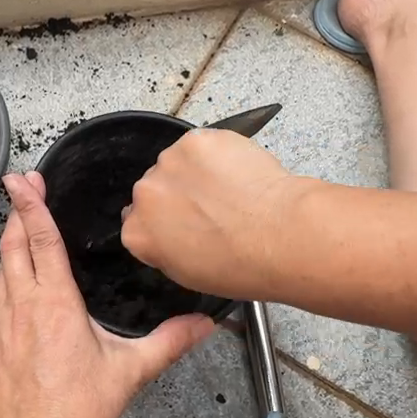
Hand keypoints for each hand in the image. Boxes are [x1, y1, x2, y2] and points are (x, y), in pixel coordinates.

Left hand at [0, 173, 216, 417]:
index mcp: (55, 303)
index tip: (23, 180)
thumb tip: (206, 324)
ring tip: (21, 245)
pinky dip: (0, 298)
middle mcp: (21, 307)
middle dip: (16, 215)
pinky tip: (11, 303)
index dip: (32, 205)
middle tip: (21, 192)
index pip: (41, 240)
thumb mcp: (132, 371)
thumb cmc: (82, 410)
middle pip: (12, 247)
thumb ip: (170, 341)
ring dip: (9, 257)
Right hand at [121, 129, 304, 298]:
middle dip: (178, 194)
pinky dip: (219, 154)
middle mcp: (144, 194)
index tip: (184, 224)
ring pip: (179, 162)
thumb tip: (170, 236)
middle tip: (212, 208)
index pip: (138, 221)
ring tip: (232, 190)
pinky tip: (239, 173)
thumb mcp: (189, 276)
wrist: (278, 236)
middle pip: (155, 187)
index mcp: (138, 233)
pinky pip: (203, 145)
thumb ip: (165, 250)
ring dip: (198, 171)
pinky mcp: (196, 141)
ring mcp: (169, 163)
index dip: (165, 222)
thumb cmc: (242, 264)